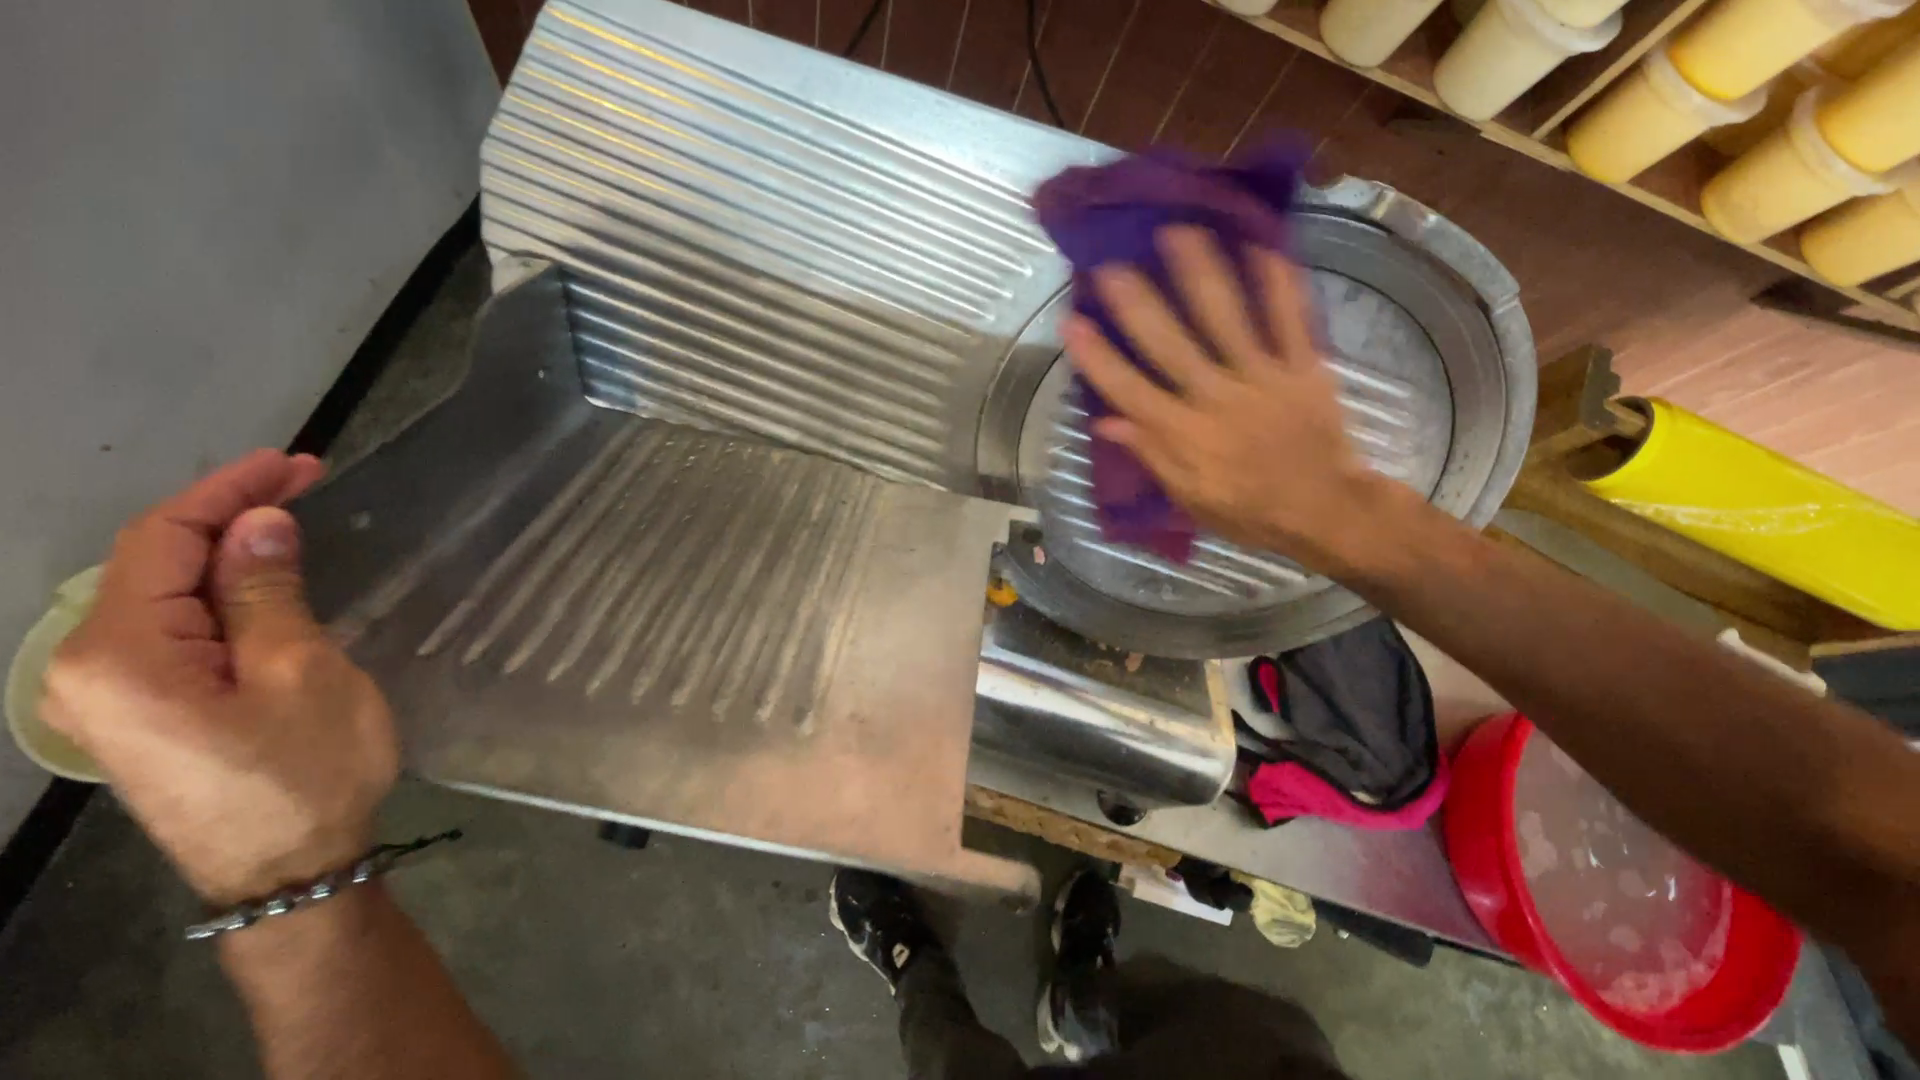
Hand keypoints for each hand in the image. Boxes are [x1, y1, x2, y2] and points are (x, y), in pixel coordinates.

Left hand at [42, 450, 399, 904]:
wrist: (289, 875)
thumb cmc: (305, 772)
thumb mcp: (302, 671)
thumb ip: (266, 590)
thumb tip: (257, 522)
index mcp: (117, 655)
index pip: (160, 541)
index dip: (226, 491)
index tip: (295, 462)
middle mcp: (84, 670)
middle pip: (151, 565)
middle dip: (226, 517)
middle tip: (306, 484)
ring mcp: (105, 698)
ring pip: (160, 599)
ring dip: (222, 556)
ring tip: (288, 527)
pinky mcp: (136, 716)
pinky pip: (168, 634)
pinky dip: (214, 598)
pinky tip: (256, 588)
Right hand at [1067, 226, 1411, 575]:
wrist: (1325, 509)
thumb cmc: (1249, 510)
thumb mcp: (1189, 497)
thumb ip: (1152, 454)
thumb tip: (1107, 421)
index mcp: (1184, 435)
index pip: (1130, 390)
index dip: (1098, 357)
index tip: (1071, 322)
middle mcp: (1216, 399)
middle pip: (1170, 344)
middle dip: (1137, 303)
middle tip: (1111, 264)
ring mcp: (1262, 378)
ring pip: (1226, 318)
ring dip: (1200, 273)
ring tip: (1179, 232)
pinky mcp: (1304, 368)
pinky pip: (1290, 318)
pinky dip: (1277, 282)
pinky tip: (1260, 245)